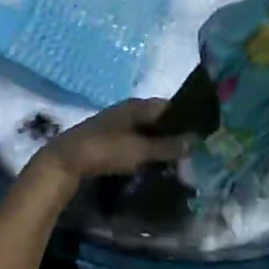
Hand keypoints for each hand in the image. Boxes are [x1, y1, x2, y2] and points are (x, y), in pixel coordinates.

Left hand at [31, 99, 192, 180]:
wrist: (66, 160)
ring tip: (177, 159)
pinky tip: (152, 163)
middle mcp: (126, 110)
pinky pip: (132, 141)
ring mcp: (114, 124)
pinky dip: (144, 149)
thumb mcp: (141, 150)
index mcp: (136, 106)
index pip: (169, 105)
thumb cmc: (105, 150)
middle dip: (173, 133)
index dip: (186, 117)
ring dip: (158, 143)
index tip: (202, 132)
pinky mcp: (105, 139)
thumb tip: (196, 141)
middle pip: (156, 119)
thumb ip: (168, 146)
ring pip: (144, 131)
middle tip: (193, 150)